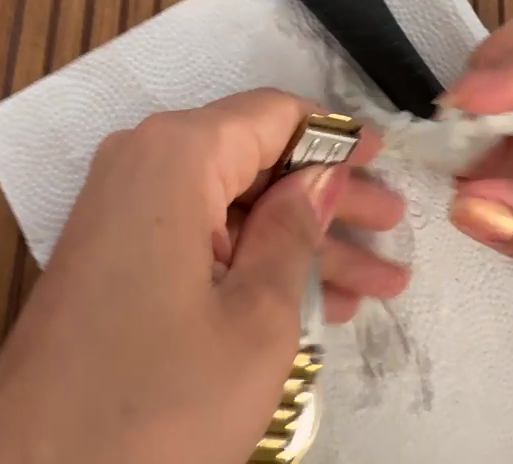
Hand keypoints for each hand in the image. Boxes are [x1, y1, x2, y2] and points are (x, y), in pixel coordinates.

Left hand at [0, 90, 406, 463]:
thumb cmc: (155, 398)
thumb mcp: (254, 320)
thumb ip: (294, 233)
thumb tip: (320, 176)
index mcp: (176, 153)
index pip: (273, 114)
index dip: (336, 134)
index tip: (388, 158)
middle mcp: (144, 160)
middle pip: (254, 159)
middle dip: (329, 198)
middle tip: (395, 230)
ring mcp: (124, 206)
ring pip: (232, 204)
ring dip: (301, 241)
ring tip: (379, 281)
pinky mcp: (117, 250)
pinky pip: (200, 235)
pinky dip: (253, 261)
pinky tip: (315, 301)